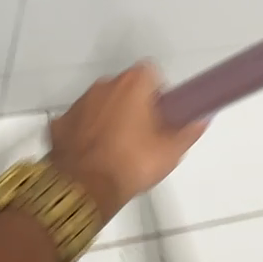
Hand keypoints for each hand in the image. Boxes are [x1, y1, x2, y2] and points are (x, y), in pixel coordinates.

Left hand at [48, 63, 208, 217]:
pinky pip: (81, 121)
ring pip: (102, 104)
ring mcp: (80, 103)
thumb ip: (190, 130)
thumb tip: (201, 120)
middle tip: (146, 135)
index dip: (160, 93)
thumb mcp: (171, 151)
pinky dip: (88, 133)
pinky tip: (97, 155)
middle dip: (136, 105)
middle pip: (127, 87)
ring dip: (111, 118)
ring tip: (121, 150)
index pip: (153, 74)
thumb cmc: (129, 164)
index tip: (163, 113)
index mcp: (133, 84)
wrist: (85, 188)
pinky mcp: (62, 122)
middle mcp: (105, 85)